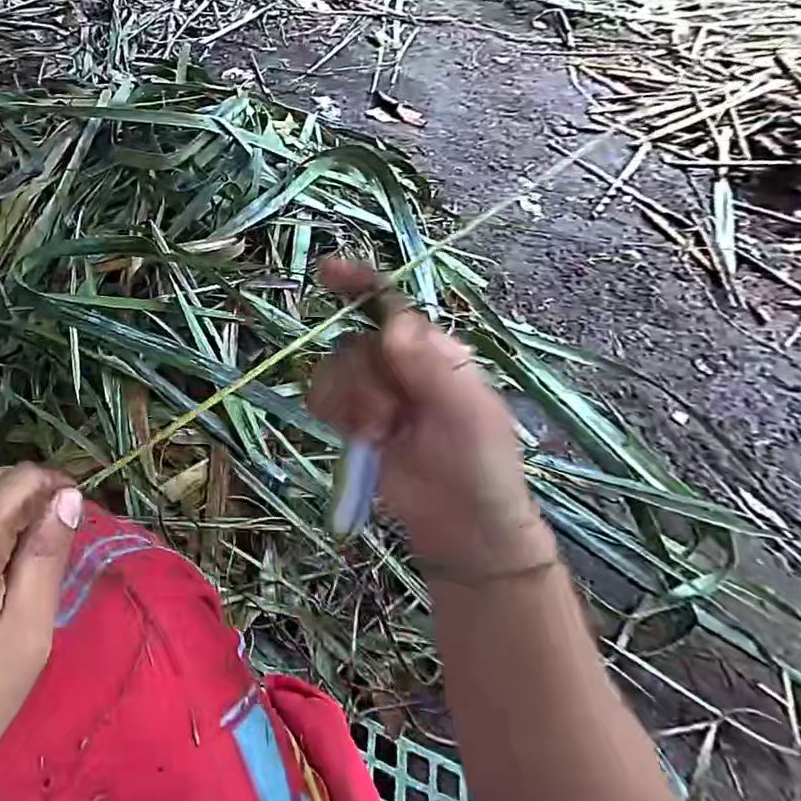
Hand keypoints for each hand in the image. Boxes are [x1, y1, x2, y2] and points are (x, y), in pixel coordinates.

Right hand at [307, 258, 556, 581]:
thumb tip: (392, 323)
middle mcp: (400, 364)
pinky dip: (329, 411)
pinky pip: (320, 395)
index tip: (327, 273)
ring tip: (376, 434)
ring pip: (333, 369)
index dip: (359, 286)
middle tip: (387, 420)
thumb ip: (432, 368)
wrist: (461, 526)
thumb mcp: (469, 415)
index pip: (391, 307)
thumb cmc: (480, 467)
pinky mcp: (351, 418)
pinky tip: (355, 435)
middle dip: (363, 382)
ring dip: (348, 402)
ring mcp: (373, 392)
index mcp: (433, 353)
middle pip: (354, 344)